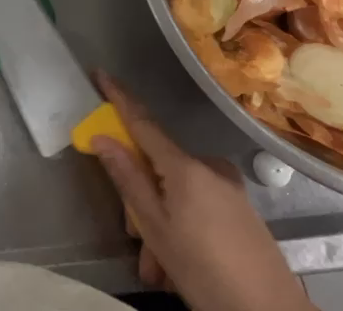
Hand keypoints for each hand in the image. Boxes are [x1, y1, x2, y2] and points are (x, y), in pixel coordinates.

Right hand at [90, 73, 316, 310]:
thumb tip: (102, 138)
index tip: (101, 73)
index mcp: (185, 167)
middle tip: (135, 239)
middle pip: (158, 169)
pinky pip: (198, 209)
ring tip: (157, 267)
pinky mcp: (242, 211)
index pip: (143, 123)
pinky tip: (178, 266)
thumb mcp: (155, 227)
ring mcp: (229, 190)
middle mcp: (209, 169)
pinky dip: (182, 230)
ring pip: (177, 195)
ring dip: (160, 225)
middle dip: (141, 200)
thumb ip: (127, 178)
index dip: (119, 98)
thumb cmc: (205, 268)